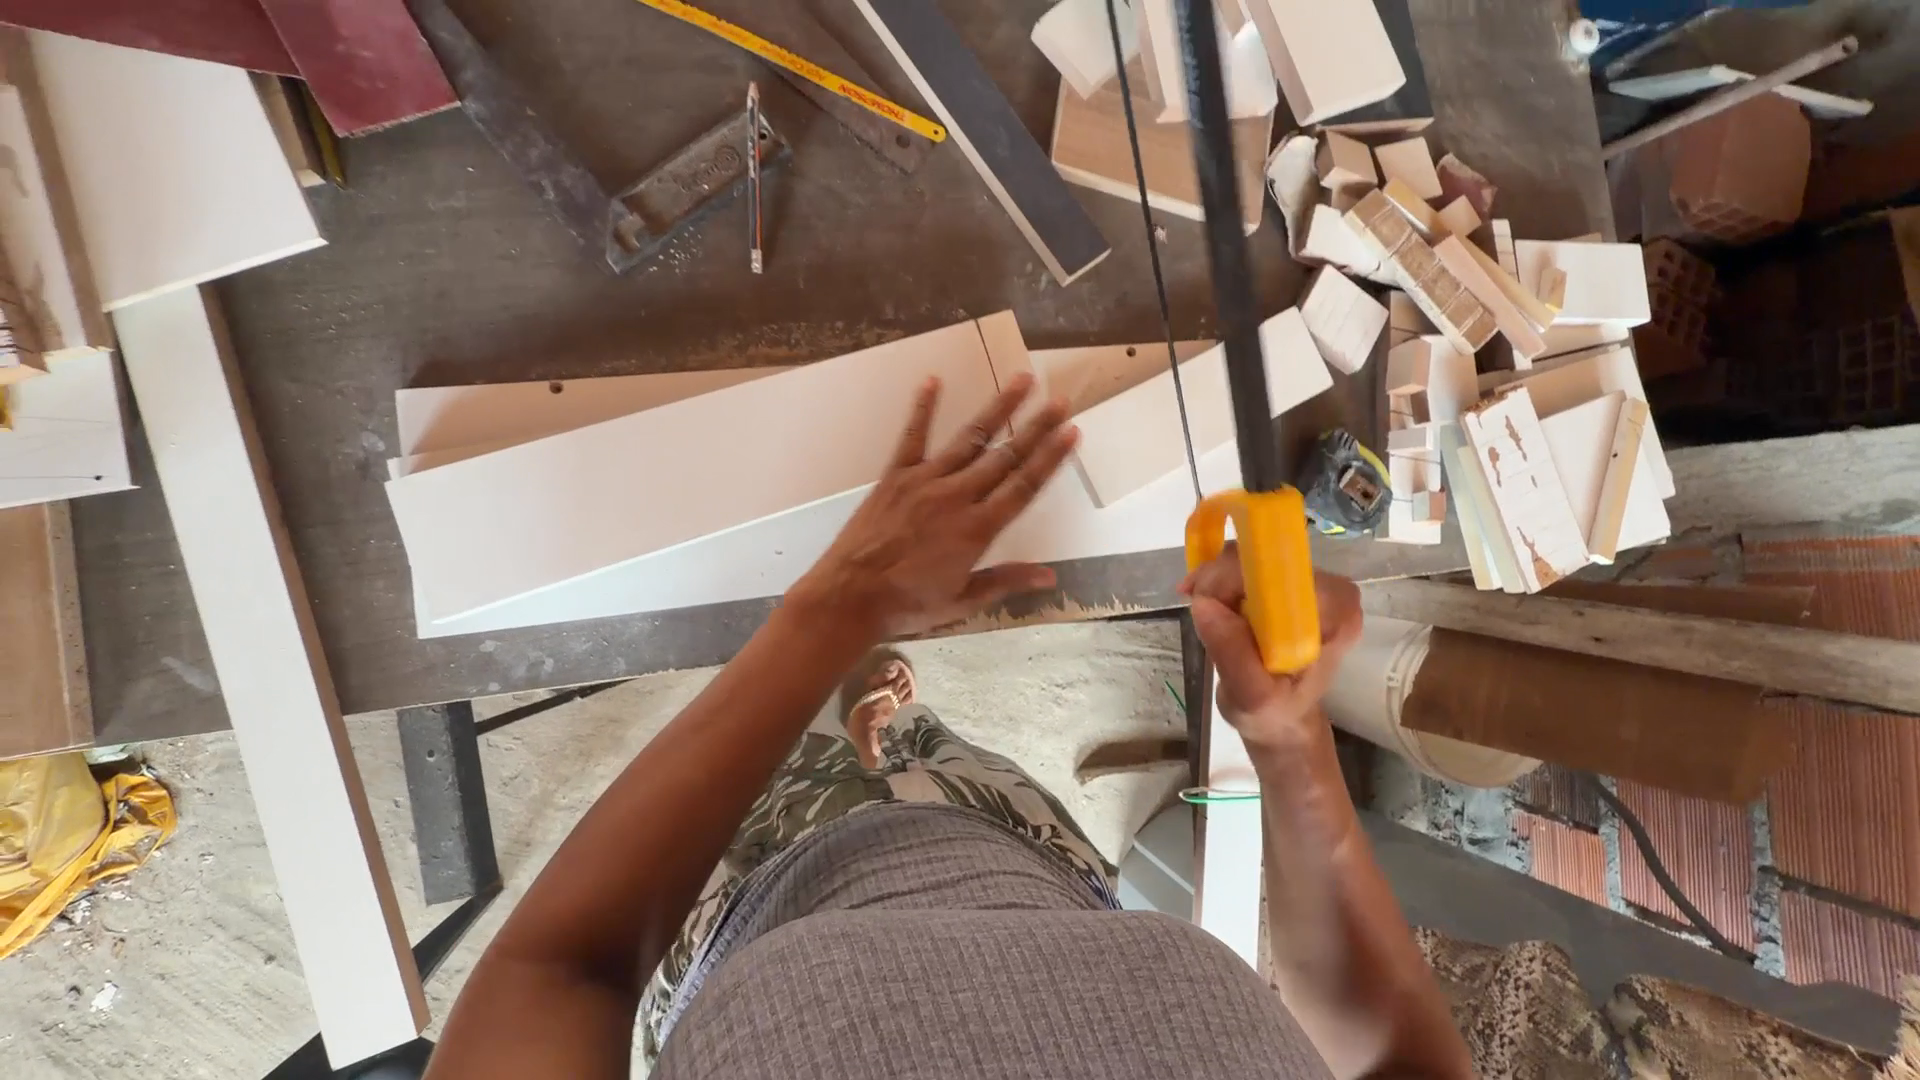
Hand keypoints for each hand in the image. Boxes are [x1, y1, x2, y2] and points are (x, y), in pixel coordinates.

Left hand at [786, 373, 1076, 639]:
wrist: (850, 595)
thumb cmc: (907, 604)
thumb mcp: (962, 601)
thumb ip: (1005, 581)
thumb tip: (1050, 576)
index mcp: (978, 529)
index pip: (1024, 487)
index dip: (1051, 458)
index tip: (1072, 432)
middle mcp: (957, 496)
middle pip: (1005, 457)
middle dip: (1036, 426)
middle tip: (1060, 399)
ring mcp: (925, 481)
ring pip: (969, 438)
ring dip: (997, 408)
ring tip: (1021, 379)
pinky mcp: (895, 476)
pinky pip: (912, 437)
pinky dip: (923, 408)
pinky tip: (933, 380)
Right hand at [1178, 544, 1362, 752]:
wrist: (1281, 717)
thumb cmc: (1271, 712)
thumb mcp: (1251, 697)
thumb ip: (1232, 655)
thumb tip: (1205, 604)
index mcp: (1334, 615)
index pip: (1277, 571)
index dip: (1232, 578)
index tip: (1201, 602)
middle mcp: (1332, 592)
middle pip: (1263, 558)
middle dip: (1219, 579)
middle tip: (1195, 607)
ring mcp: (1313, 584)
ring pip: (1250, 557)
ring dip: (1217, 580)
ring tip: (1203, 612)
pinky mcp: (1293, 583)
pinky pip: (1249, 563)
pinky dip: (1222, 579)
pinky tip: (1211, 604)